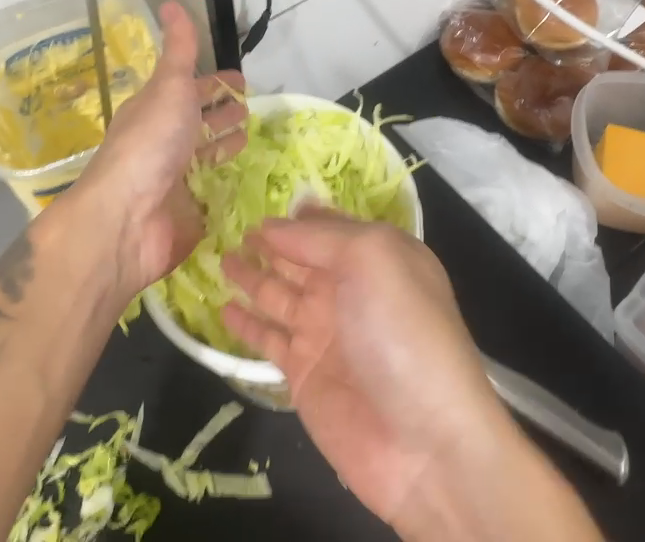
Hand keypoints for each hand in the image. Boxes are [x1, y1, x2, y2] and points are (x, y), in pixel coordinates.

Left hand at [76, 1, 245, 296]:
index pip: (192, 89)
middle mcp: (165, 141)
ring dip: (225, 144)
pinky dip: (227, 183)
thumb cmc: (150, 144)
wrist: (127, 218)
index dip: (217, 82)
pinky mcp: (189, 212)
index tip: (246, 82)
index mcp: (157, 109)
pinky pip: (212, 192)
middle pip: (199, 122)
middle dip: (223, 112)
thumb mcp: (168, 86)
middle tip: (254, 110)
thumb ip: (179, 50)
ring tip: (250, 138)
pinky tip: (247, 178)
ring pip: (205, 155)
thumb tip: (171, 1)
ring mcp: (176, 179)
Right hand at [219, 212, 513, 530]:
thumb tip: (272, 226)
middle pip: (301, 258)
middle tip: (229, 224)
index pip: (331, 226)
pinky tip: (223, 307)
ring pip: (278, 293)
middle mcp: (351, 290)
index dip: (299, 216)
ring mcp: (325, 333)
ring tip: (220, 258)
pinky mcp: (303, 374)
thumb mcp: (371, 259)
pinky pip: (267, 338)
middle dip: (271, 242)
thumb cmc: (403, 333)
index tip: (260, 202)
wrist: (423, 442)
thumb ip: (319, 238)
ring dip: (251, 276)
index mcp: (379, 257)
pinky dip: (245, 322)